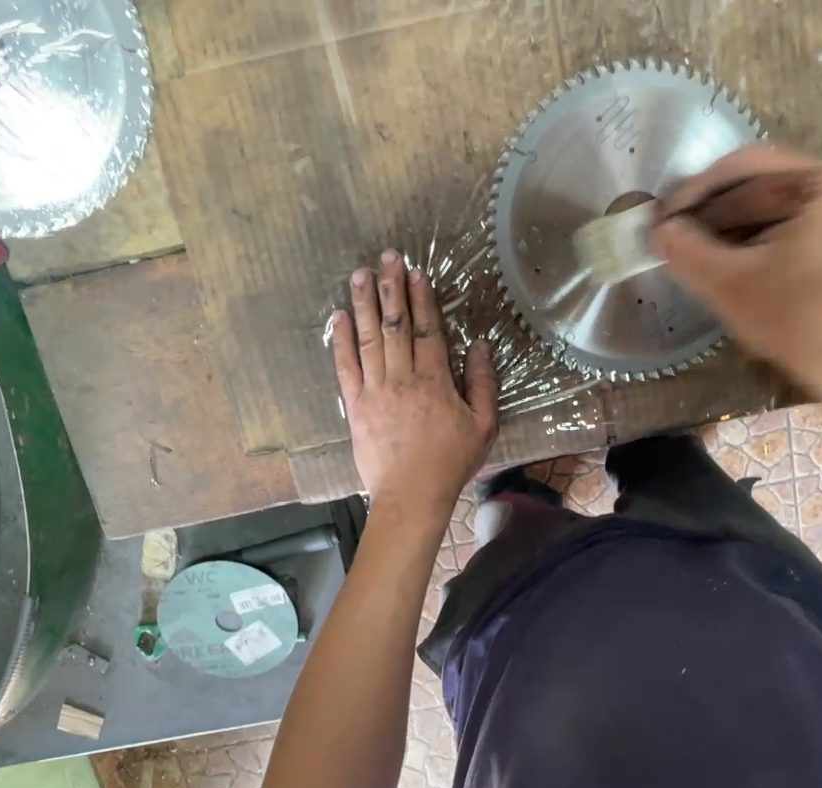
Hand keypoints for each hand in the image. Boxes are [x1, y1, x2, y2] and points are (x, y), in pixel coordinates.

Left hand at [333, 250, 497, 525]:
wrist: (412, 496)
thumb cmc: (451, 463)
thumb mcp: (484, 426)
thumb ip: (484, 384)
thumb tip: (482, 346)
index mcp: (436, 381)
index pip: (428, 330)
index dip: (421, 299)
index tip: (415, 272)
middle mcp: (403, 378)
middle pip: (396, 326)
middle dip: (390, 289)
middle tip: (385, 258)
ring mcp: (375, 391)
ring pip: (369, 339)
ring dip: (364, 305)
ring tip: (358, 276)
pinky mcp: (355, 407)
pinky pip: (346, 368)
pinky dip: (341, 342)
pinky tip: (338, 319)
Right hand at [652, 145, 821, 393]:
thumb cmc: (797, 320)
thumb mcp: (731, 284)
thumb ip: (688, 251)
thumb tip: (654, 229)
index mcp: (820, 182)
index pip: (743, 167)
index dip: (694, 191)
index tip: (660, 218)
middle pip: (753, 184)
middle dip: (707, 211)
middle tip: (667, 234)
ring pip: (761, 207)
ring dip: (720, 227)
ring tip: (684, 251)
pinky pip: (774, 227)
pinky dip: (742, 241)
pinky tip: (714, 262)